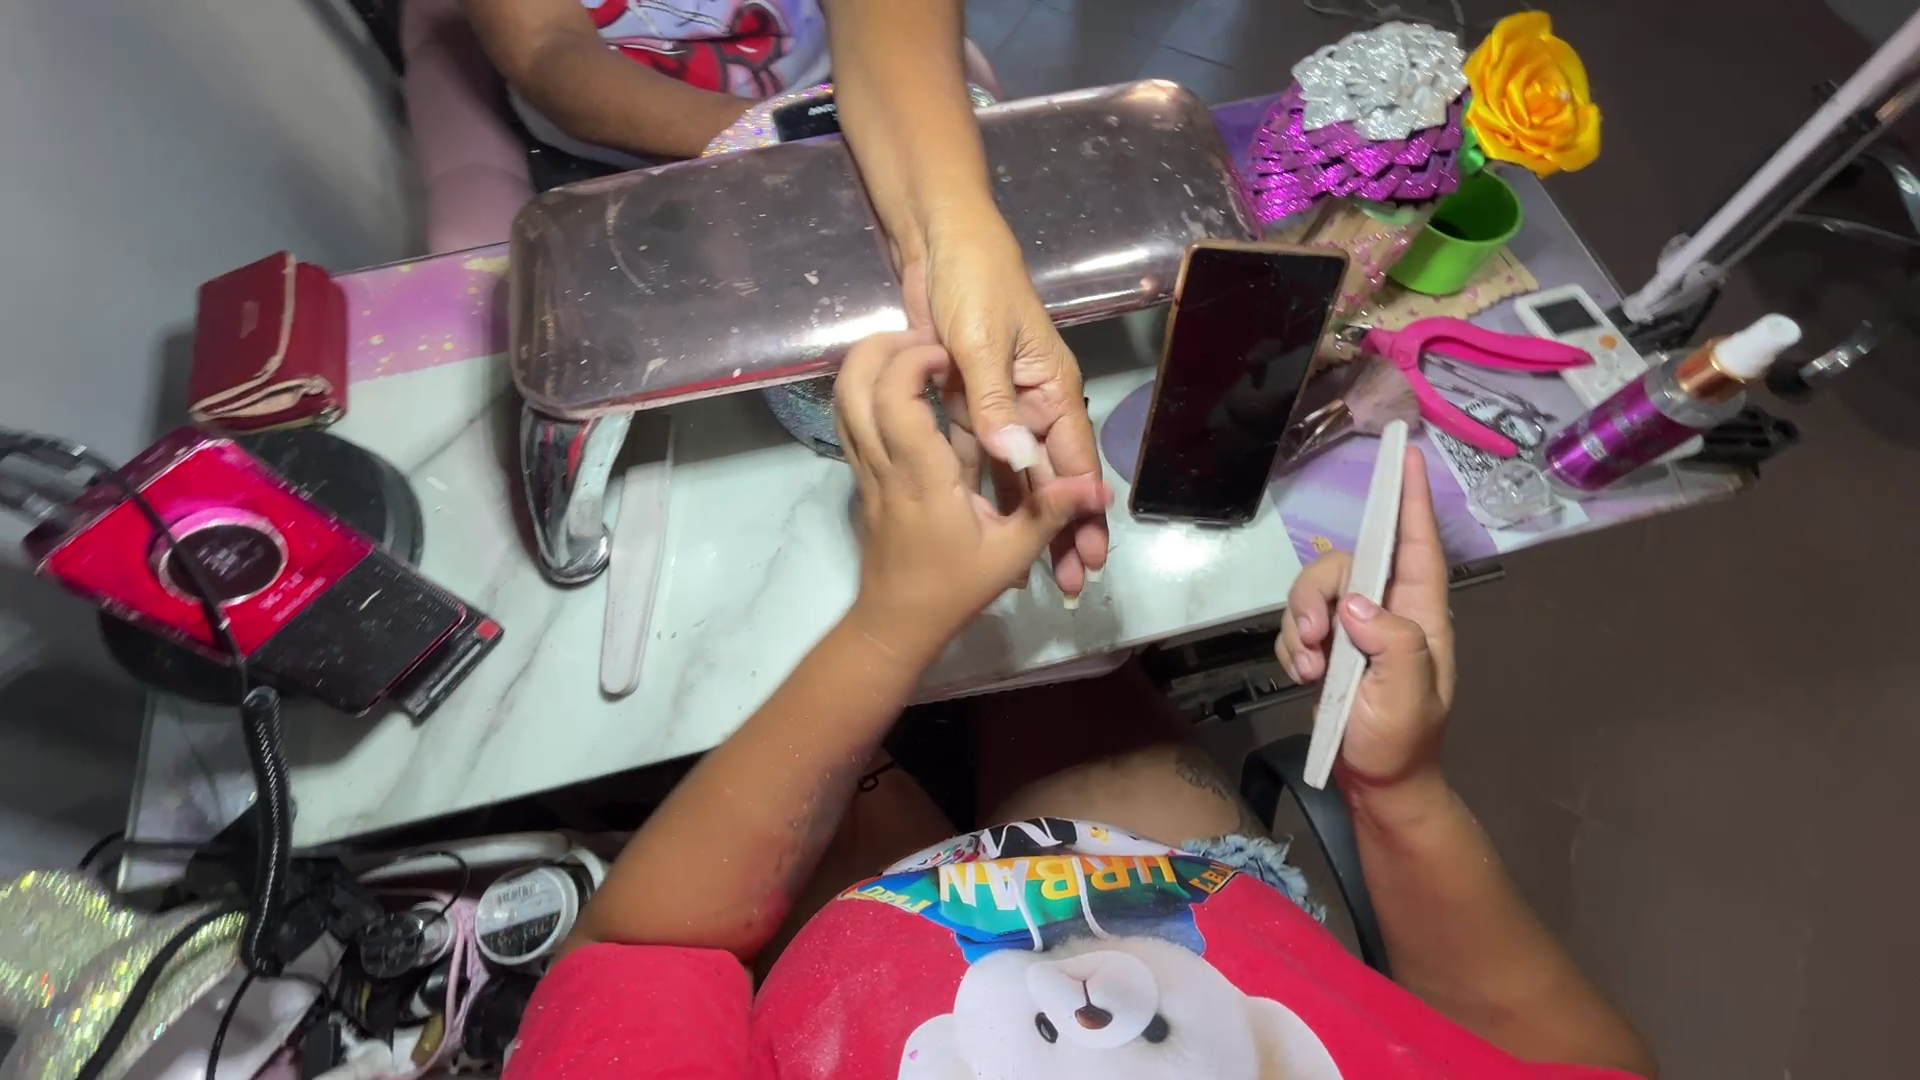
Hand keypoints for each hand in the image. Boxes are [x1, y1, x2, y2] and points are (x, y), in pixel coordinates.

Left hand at [835, 329, 1112, 656]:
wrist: (894, 625)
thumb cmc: (952, 591)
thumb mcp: (1008, 555)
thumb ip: (1047, 513)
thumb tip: (1096, 490)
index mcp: (923, 476)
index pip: (898, 401)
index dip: (912, 363)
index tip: (942, 353)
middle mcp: (885, 463)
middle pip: (856, 390)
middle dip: (879, 349)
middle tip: (917, 335)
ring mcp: (866, 470)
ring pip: (843, 403)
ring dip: (864, 365)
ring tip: (900, 345)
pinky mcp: (861, 479)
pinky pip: (848, 427)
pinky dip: (858, 395)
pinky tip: (885, 385)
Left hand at [897, 211, 1109, 597]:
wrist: (939, 242)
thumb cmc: (973, 283)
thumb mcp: (983, 341)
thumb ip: (996, 404)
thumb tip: (1018, 462)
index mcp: (1046, 391)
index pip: (1074, 461)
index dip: (1084, 511)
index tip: (1093, 558)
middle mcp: (1028, 406)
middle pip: (1050, 479)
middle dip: (1062, 529)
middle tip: (1069, 580)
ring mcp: (997, 409)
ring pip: (1018, 476)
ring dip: (1028, 519)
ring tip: (1037, 570)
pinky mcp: (967, 406)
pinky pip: (981, 457)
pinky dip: (988, 490)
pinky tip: (991, 524)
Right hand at [1275, 448, 1455, 788]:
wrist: (1375, 780)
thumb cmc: (1402, 742)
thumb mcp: (1407, 699)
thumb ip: (1393, 646)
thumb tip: (1355, 605)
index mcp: (1418, 618)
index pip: (1416, 548)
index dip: (1411, 502)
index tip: (1405, 457)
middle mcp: (1385, 612)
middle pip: (1342, 567)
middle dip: (1314, 596)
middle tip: (1312, 641)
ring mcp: (1352, 629)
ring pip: (1311, 595)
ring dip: (1298, 629)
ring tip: (1310, 670)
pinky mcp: (1324, 646)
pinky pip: (1294, 626)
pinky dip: (1291, 649)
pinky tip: (1304, 676)